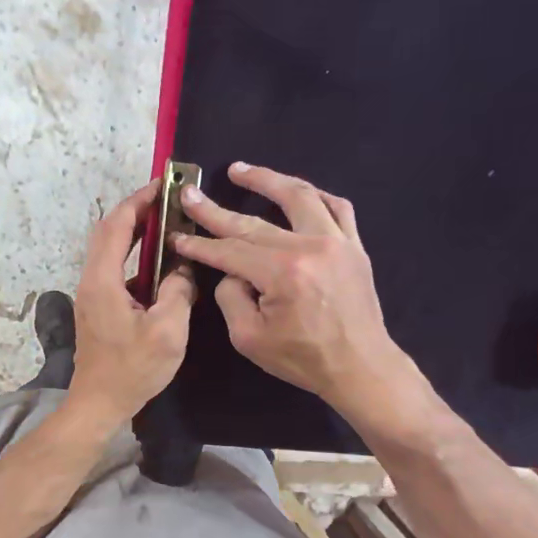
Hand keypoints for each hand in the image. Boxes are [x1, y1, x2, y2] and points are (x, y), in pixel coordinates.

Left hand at [66, 181, 197, 426]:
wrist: (99, 402)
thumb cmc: (132, 368)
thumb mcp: (167, 330)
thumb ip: (178, 291)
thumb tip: (183, 268)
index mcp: (103, 279)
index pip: (117, 225)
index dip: (138, 201)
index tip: (162, 186)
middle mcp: (91, 280)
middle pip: (109, 232)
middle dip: (136, 212)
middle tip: (166, 201)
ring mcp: (91, 294)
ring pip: (110, 251)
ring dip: (134, 234)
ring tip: (166, 226)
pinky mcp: (97, 307)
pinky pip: (114, 270)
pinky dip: (134, 258)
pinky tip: (159, 267)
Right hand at [174, 162, 441, 429]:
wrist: (361, 367)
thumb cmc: (303, 358)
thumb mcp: (249, 338)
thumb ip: (231, 296)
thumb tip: (232, 270)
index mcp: (283, 273)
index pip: (229, 250)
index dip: (199, 244)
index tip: (176, 236)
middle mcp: (310, 247)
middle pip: (253, 222)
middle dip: (215, 209)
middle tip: (190, 193)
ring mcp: (337, 241)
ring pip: (299, 195)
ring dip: (266, 179)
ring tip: (239, 170)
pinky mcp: (354, 245)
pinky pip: (337, 207)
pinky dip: (314, 194)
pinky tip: (296, 189)